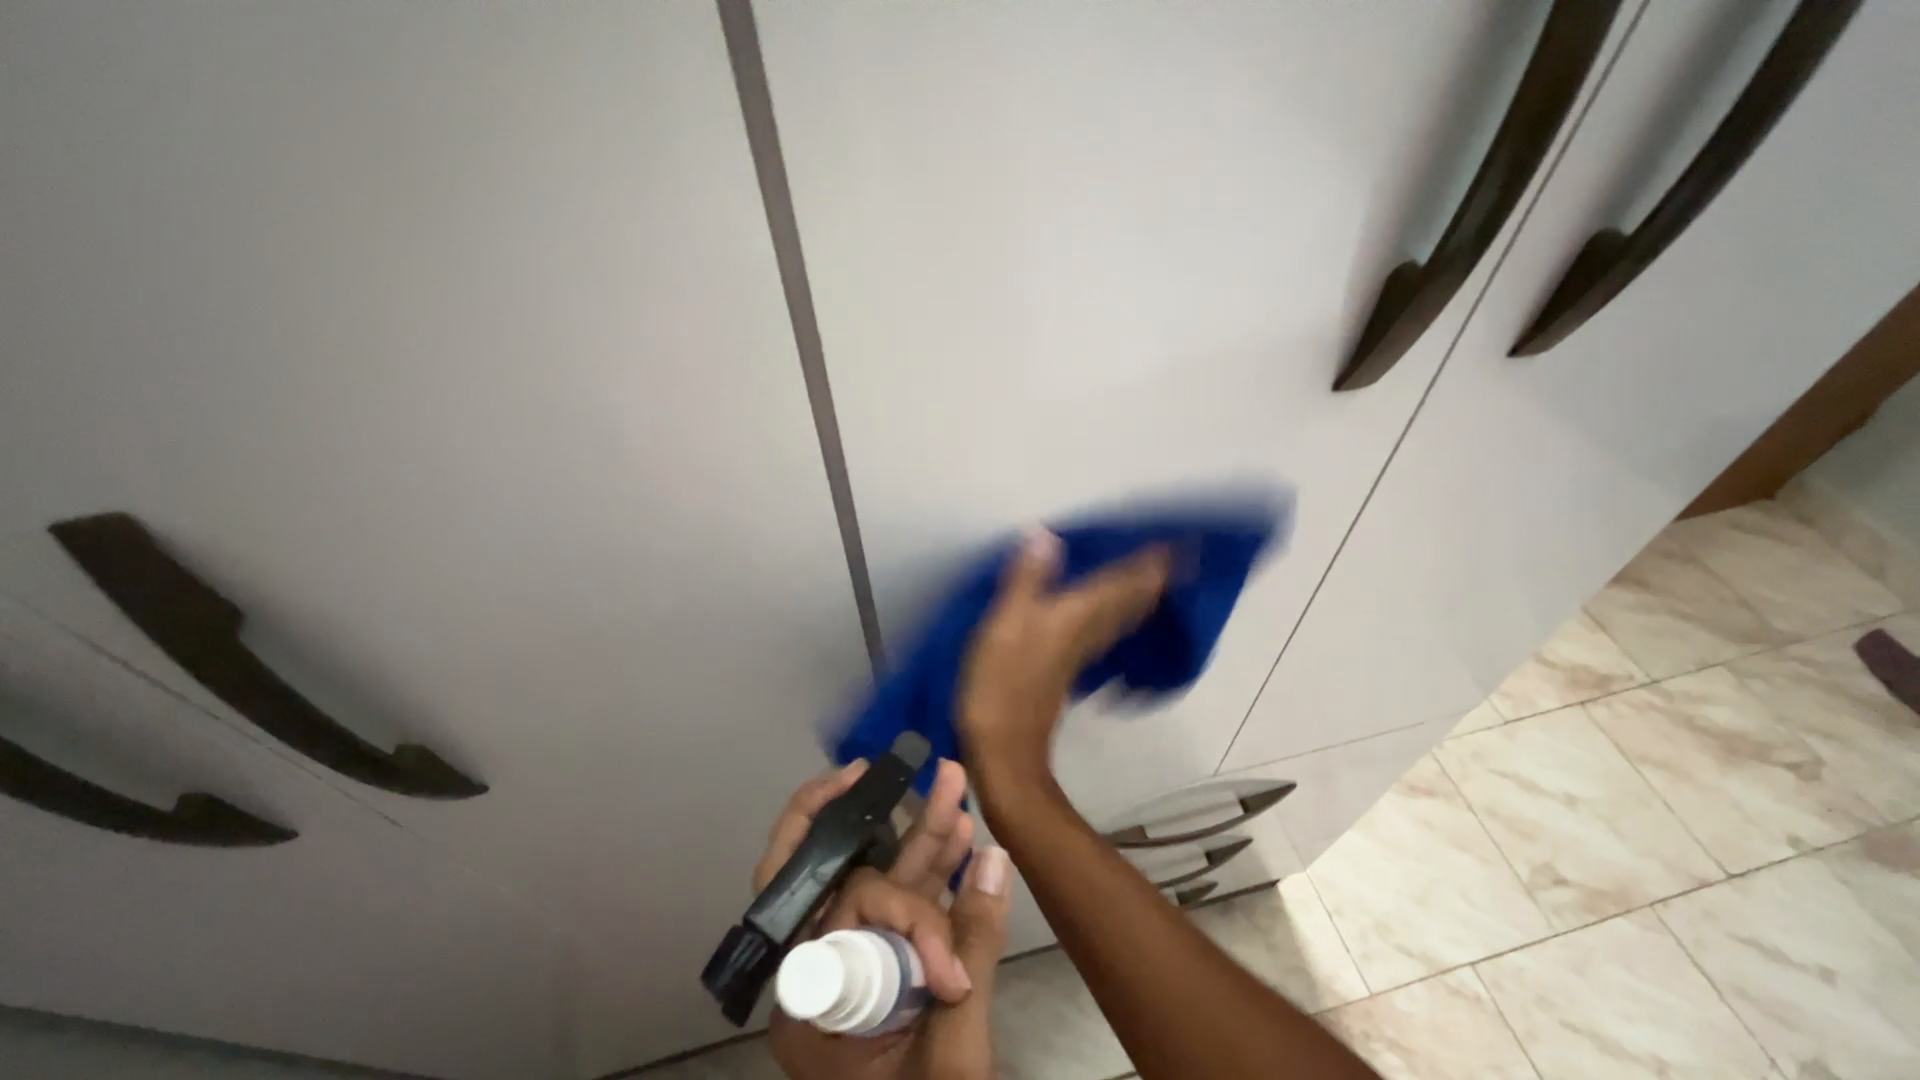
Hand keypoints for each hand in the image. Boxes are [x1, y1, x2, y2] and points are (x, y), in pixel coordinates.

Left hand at [756, 759, 1012, 1079]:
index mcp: (807, 1006)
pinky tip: (968, 842)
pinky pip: (911, 912)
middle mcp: (821, 978)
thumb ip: (971, 950)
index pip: (830, 916)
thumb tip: (993, 859)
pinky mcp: (892, 972)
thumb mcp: (954, 1051)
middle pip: (851, 882)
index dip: (878, 889)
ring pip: (887, 888)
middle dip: (900, 827)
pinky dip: (941, 877)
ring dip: (927, 839)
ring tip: (957, 789)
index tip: (903, 862)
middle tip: (939, 776)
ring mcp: (859, 973)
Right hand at [958, 529, 1170, 788]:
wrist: (1005, 747)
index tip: (1183, 544)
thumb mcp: (1005, 622)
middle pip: (1133, 600)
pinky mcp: (1068, 668)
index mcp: (1081, 614)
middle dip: (1154, 577)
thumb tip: (1048, 534)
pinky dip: (1113, 616)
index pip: (1129, 582)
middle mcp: (1090, 630)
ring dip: (1138, 596)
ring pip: (1122, 617)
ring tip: (1149, 577)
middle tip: (1174, 556)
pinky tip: (1105, 614)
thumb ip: (1026, 578)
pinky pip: (1103, 631)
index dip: (1155, 563)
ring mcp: (1082, 653)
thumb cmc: (1003, 682)